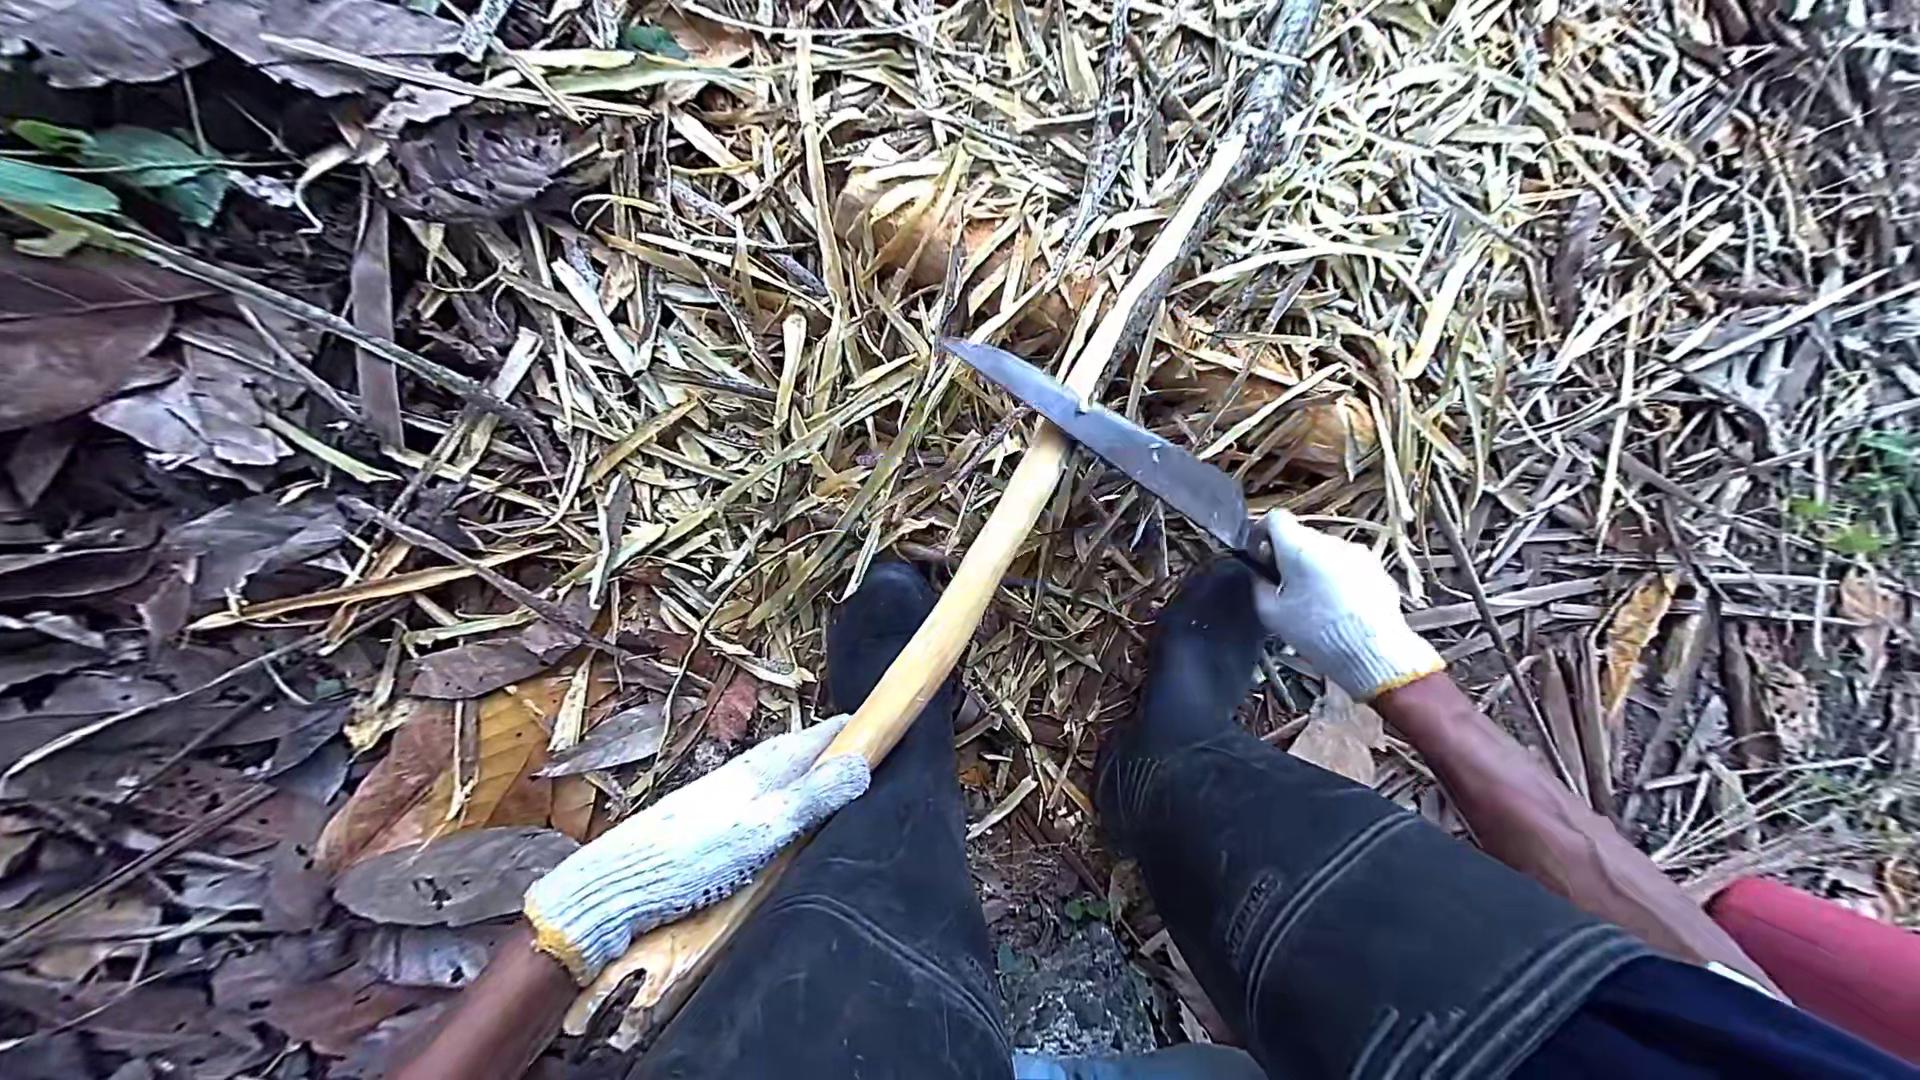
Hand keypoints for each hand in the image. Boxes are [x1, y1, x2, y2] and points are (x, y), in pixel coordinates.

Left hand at [523, 715, 869, 983]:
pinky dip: (796, 801)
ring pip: (794, 774)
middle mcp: (756, 765)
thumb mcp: (767, 827)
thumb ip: (816, 795)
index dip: (862, 729)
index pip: (829, 730)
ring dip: (820, 779)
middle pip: (814, 751)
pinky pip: (775, 796)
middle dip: (844, 756)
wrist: (619, 884)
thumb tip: (865, 761)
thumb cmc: (695, 854)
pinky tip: (795, 827)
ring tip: (845, 798)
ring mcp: (737, 788)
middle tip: (878, 774)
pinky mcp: (722, 813)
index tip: (892, 737)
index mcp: (772, 759)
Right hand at [1251, 510, 1442, 700]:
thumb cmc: (1316, 632)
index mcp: (1300, 546)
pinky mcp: (1377, 569)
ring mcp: (1358, 554)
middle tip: (1282, 586)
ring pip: (1324, 551)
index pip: (1275, 518)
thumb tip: (1258, 571)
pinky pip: (1346, 564)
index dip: (1260, 534)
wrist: (1372, 654)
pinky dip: (1335, 576)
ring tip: (1311, 600)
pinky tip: (1335, 606)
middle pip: (1300, 536)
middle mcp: (1331, 542)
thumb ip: (1258, 583)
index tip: (1258, 556)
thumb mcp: (1270, 611)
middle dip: (1286, 555)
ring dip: (1312, 566)